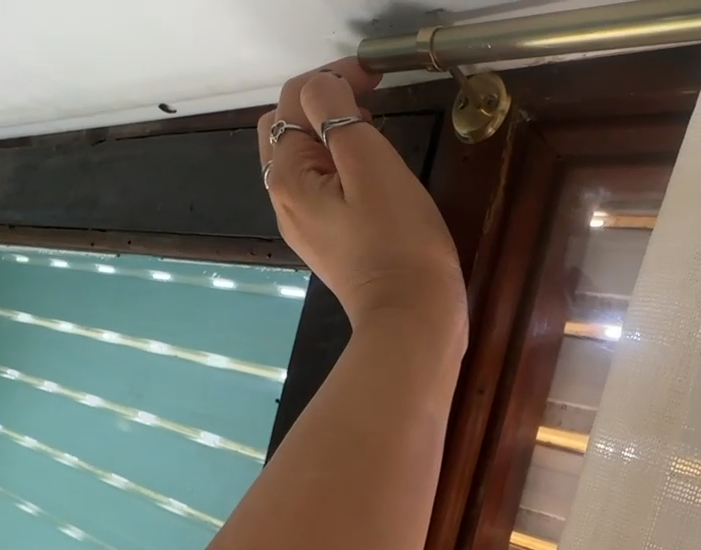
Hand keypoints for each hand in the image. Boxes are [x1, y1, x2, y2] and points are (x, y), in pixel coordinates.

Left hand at [259, 60, 466, 344]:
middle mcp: (286, 202)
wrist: (414, 323)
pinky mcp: (331, 249)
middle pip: (288, 131)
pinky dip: (339, 170)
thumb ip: (338, 113)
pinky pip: (323, 193)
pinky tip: (370, 177)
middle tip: (370, 102)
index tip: (375, 75)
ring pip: (305, 163)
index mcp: (288, 178)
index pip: (295, 103)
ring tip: (373, 134)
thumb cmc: (400, 245)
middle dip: (323, 106)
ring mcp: (306, 230)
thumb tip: (324, 90)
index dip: (331, 77)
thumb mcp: (372, 165)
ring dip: (332, 138)